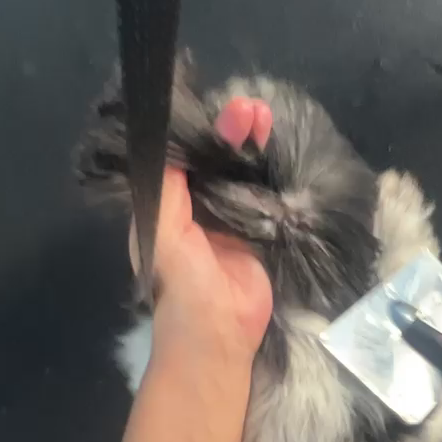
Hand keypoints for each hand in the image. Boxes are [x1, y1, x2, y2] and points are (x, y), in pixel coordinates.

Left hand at [134, 97, 275, 363]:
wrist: (220, 334)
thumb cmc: (182, 288)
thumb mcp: (162, 235)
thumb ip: (165, 190)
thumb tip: (171, 143)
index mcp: (168, 207)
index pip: (182, 158)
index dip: (198, 132)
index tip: (214, 107)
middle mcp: (199, 210)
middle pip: (215, 161)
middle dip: (229, 133)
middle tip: (249, 108)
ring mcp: (232, 222)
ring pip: (242, 174)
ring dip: (252, 146)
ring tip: (264, 117)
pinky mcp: (261, 235)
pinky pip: (266, 198)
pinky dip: (273, 174)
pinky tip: (278, 150)